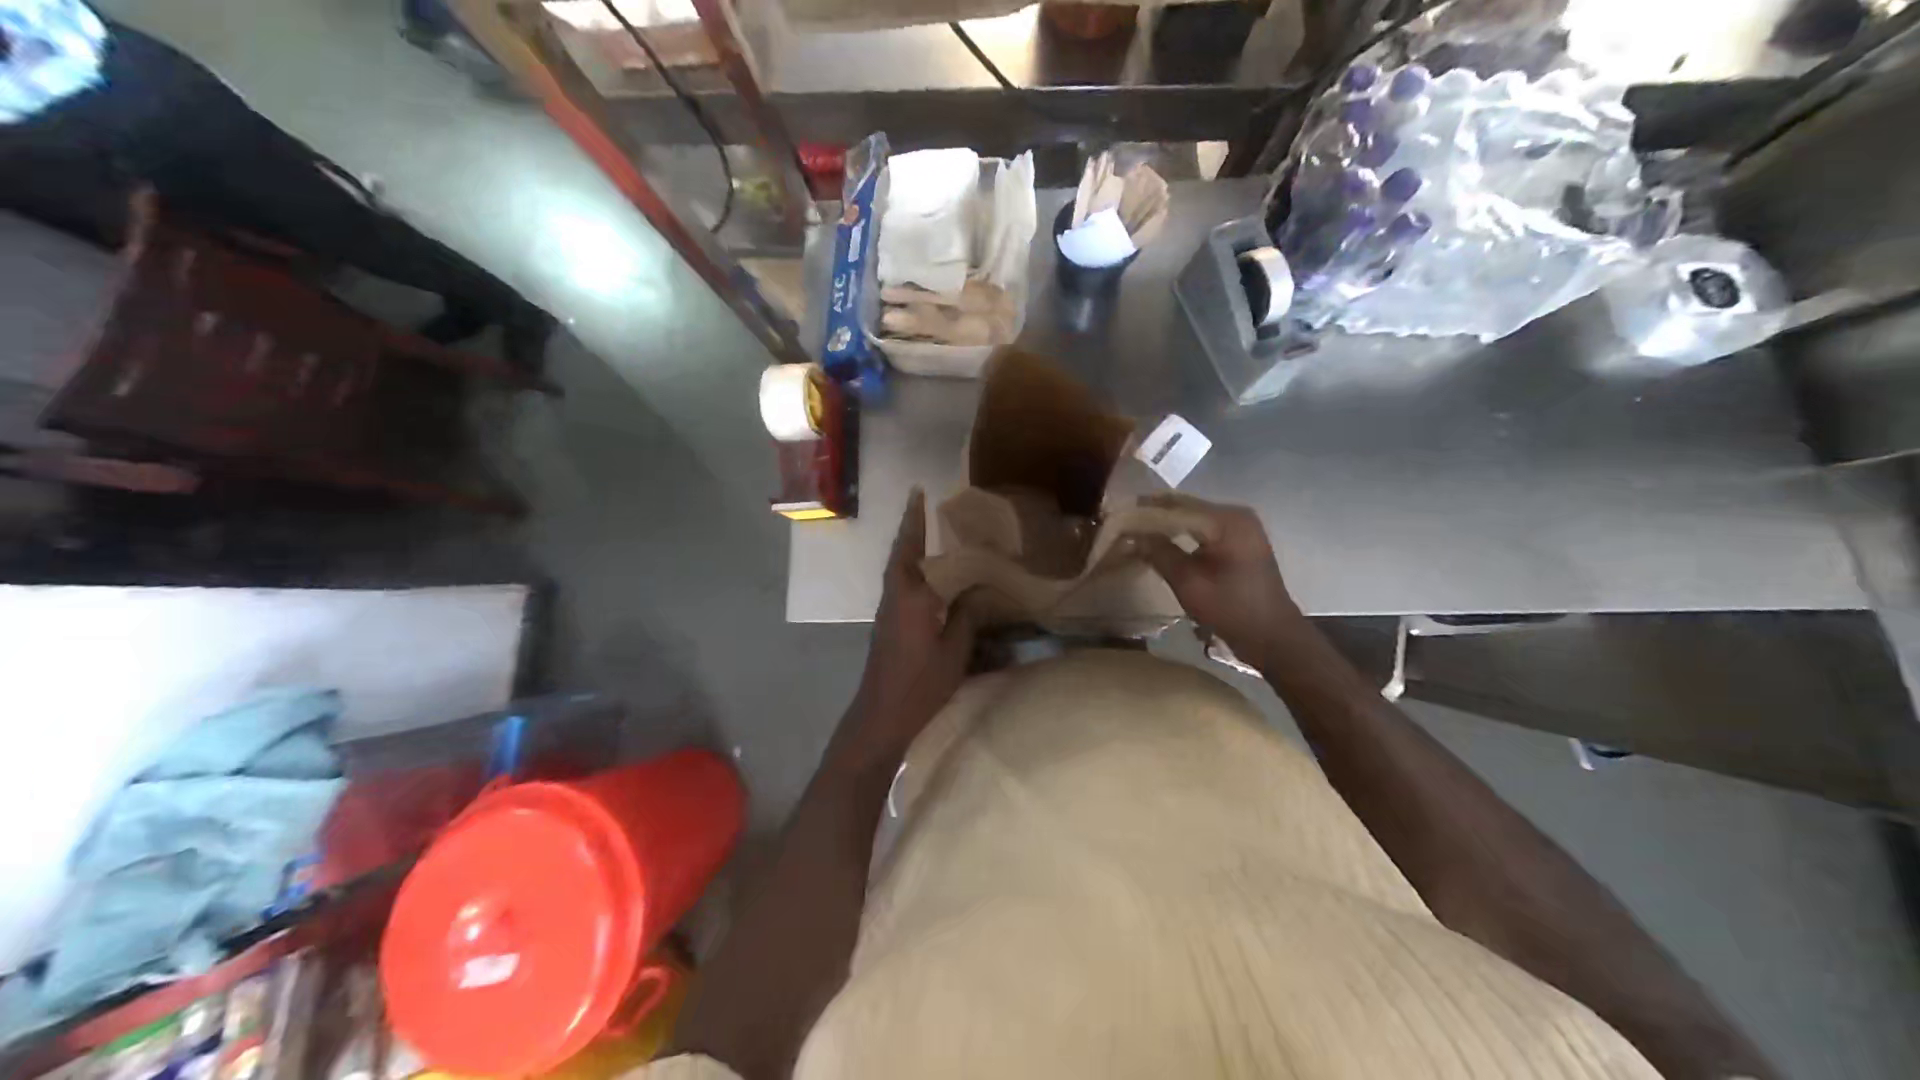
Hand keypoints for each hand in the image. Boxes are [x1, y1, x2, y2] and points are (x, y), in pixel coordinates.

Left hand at [845, 489, 978, 764]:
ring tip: (931, 537)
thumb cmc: (920, 683)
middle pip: (901, 556)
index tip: (917, 491)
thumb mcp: (954, 650)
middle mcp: (894, 597)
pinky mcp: (887, 627)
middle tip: (927, 509)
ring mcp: (887, 613)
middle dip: (911, 531)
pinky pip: (901, 588)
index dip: (914, 520)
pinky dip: (913, 573)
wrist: (882, 715)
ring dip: (910, 551)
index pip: (911, 547)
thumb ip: (967, 616)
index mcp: (909, 596)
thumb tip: (980, 590)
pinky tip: (930, 580)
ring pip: (899, 572)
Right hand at [1136, 494, 1304, 671]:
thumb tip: (1131, 535)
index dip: (1145, 511)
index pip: (1177, 505)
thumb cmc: (1231, 610)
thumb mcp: (1188, 583)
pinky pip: (1204, 528)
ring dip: (1167, 525)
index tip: (1118, 518)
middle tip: (1122, 526)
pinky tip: (1162, 543)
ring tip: (1136, 534)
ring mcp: (1241, 526)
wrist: (1272, 636)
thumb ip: (1159, 553)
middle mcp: (1236, 514)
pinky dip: (1182, 534)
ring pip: (1193, 518)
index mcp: (1227, 520)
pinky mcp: (1240, 540)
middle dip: (1154, 517)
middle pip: (1186, 508)